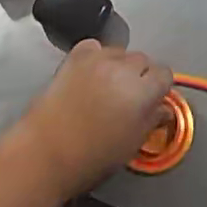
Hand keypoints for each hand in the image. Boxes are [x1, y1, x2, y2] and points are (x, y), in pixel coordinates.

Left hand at [9, 40, 173, 198]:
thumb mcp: (130, 146)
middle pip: (143, 60)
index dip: (158, 88)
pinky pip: (94, 46)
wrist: (41, 157)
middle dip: (139, 76)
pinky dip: (95, 57)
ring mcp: (99, 60)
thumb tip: (163, 109)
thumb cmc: (88, 159)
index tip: (151, 99)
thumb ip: (152, 120)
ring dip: (119, 66)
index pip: (164, 74)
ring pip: (121, 52)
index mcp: (142, 92)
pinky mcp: (76, 57)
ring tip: (104, 88)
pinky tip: (90, 75)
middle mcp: (124, 69)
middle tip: (126, 98)